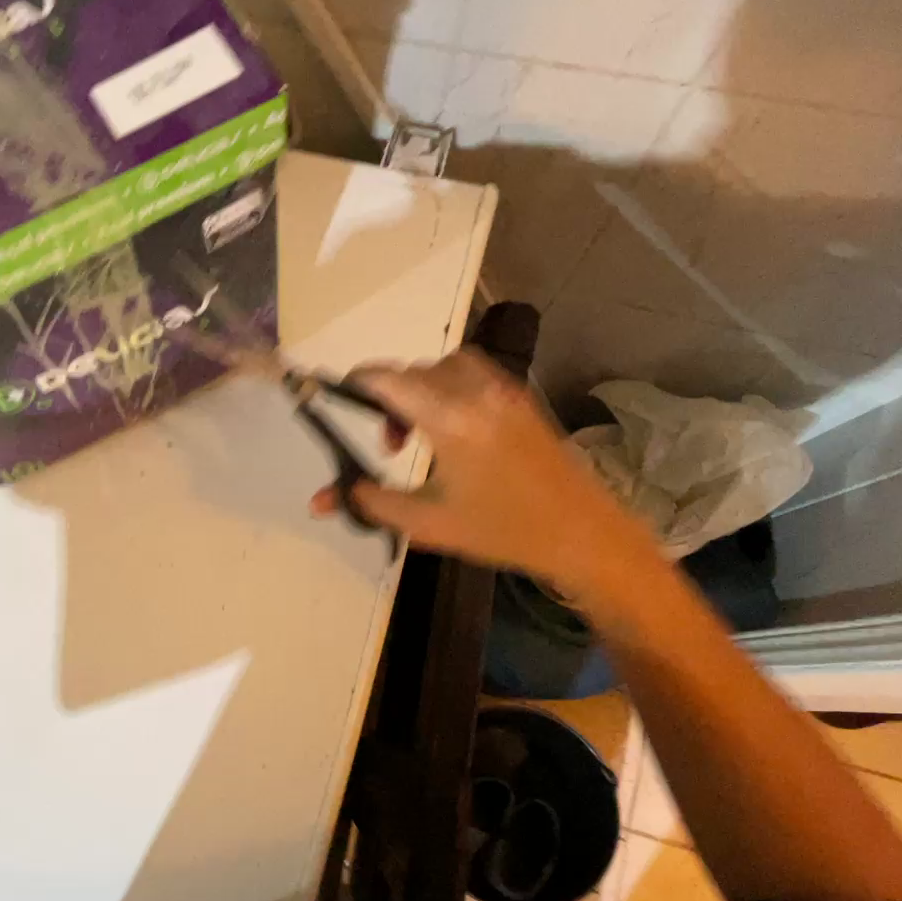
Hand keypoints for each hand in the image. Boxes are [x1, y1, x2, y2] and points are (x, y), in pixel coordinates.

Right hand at [311, 350, 649, 585]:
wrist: (582, 533)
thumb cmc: (501, 530)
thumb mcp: (428, 524)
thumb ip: (370, 504)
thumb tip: (319, 500)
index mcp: (451, 420)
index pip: (390, 380)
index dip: (357, 382)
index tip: (337, 394)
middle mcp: (477, 393)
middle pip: (416, 371)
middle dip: (390, 396)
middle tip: (387, 442)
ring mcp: (505, 393)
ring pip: (447, 366)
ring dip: (422, 387)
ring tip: (419, 430)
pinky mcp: (522, 400)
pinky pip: (475, 374)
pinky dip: (450, 387)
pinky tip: (452, 429)